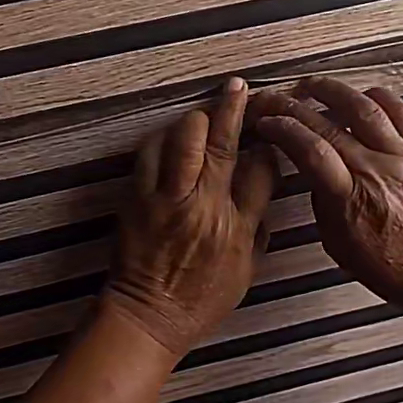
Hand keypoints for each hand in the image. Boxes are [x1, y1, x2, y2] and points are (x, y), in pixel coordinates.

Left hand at [101, 78, 277, 358]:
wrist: (147, 315)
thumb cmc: (199, 301)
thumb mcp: (246, 272)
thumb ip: (257, 231)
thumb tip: (263, 197)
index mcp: (237, 227)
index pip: (261, 171)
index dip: (266, 147)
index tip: (265, 136)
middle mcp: (204, 206)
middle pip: (222, 144)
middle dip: (232, 108)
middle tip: (237, 87)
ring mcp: (167, 199)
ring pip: (182, 140)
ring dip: (194, 119)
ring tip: (202, 112)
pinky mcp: (137, 199)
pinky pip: (149, 155)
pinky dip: (161, 139)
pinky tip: (168, 137)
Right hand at [249, 77, 402, 313]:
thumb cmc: (388, 265)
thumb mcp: (335, 241)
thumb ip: (320, 200)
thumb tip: (309, 170)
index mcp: (350, 198)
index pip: (309, 149)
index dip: (282, 128)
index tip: (264, 121)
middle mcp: (377, 170)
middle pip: (327, 125)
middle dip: (292, 106)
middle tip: (272, 98)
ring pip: (364, 108)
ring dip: (332, 90)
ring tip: (310, 84)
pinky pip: (401, 113)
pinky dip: (378, 97)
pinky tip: (360, 93)